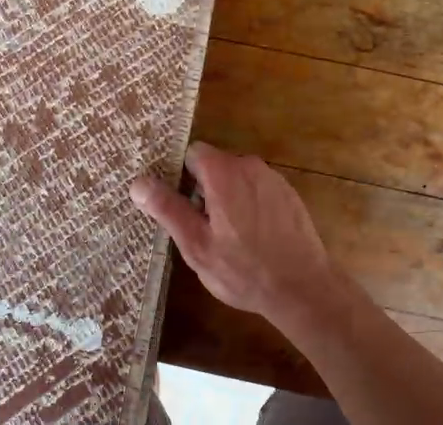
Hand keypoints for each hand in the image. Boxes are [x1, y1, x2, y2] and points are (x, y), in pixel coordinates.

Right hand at [129, 141, 349, 329]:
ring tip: (231, 239)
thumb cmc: (244, 270)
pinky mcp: (289, 194)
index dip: (182, 177)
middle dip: (205, 191)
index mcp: (223, 172)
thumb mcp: (197, 245)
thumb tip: (138, 182)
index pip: (192, 153)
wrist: (304, 289)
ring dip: (229, 199)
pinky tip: (255, 239)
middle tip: (205, 230)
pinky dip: (251, 206)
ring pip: (237, 179)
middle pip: (215, 166)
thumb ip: (168, 209)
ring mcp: (273, 178)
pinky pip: (259, 190)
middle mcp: (249, 165)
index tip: (181, 205)